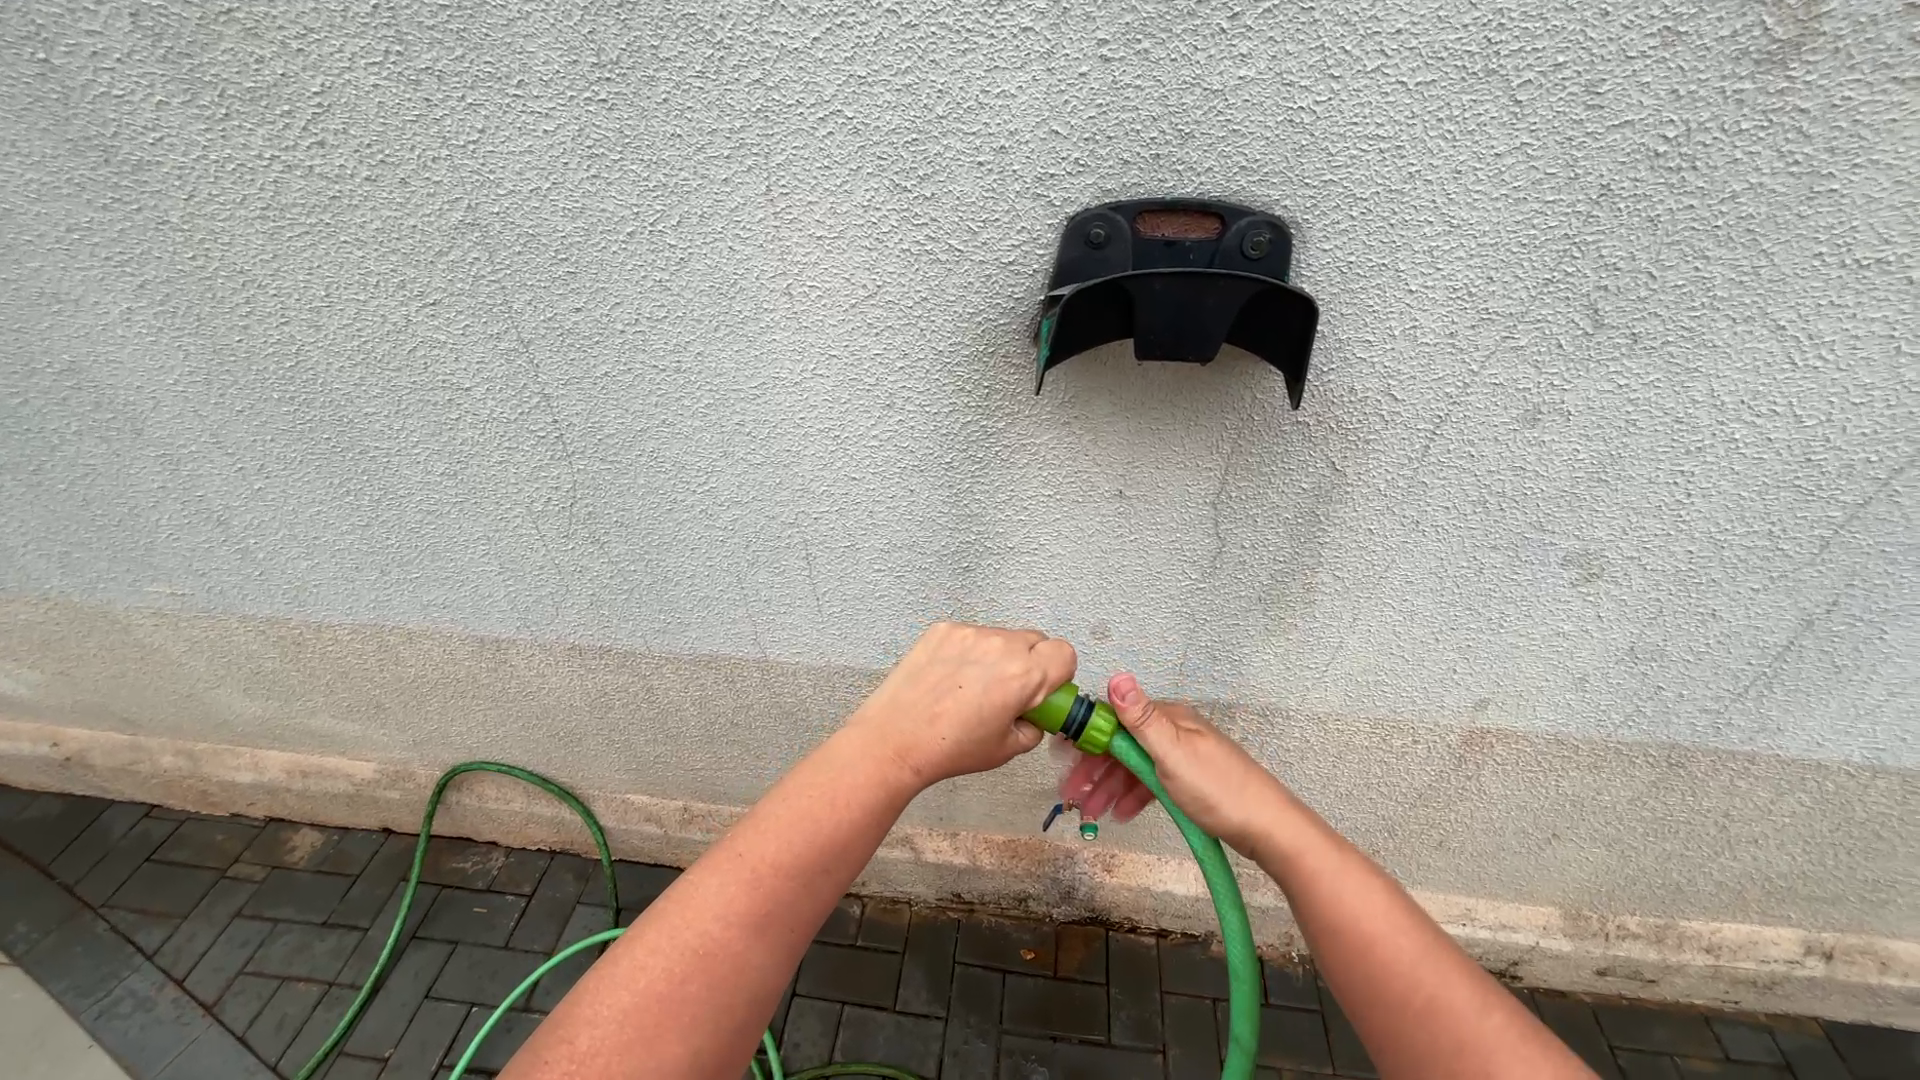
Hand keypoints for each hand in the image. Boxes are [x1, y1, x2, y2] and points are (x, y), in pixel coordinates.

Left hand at [847, 621, 1077, 787]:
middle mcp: (1001, 646)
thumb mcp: (1007, 749)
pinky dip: (968, 652)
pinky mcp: (943, 630)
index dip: (1058, 673)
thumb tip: (1033, 715)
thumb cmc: (949, 748)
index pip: (1065, 653)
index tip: (1044, 690)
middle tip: (1009, 691)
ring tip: (971, 688)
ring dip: (997, 656)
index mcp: (1025, 675)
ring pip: (1001, 637)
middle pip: (1036, 640)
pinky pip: (970, 635)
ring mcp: (969, 633)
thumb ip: (1033, 727)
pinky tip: (949, 679)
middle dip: (1031, 662)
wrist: (895, 739)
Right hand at [1057, 673, 1291, 856]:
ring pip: (1134, 767)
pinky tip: (1121, 813)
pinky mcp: (1190, 781)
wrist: (1269, 830)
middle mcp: (1174, 731)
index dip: (1087, 736)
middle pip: (1122, 744)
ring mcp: (1183, 756)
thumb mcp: (1172, 753)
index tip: (1061, 755)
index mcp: (1169, 719)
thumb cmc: (1220, 791)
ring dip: (1108, 787)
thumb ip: (1141, 718)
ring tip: (1090, 812)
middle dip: (1093, 769)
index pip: (1116, 718)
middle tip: (1070, 794)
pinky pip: (1151, 782)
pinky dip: (1132, 796)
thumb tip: (1118, 676)